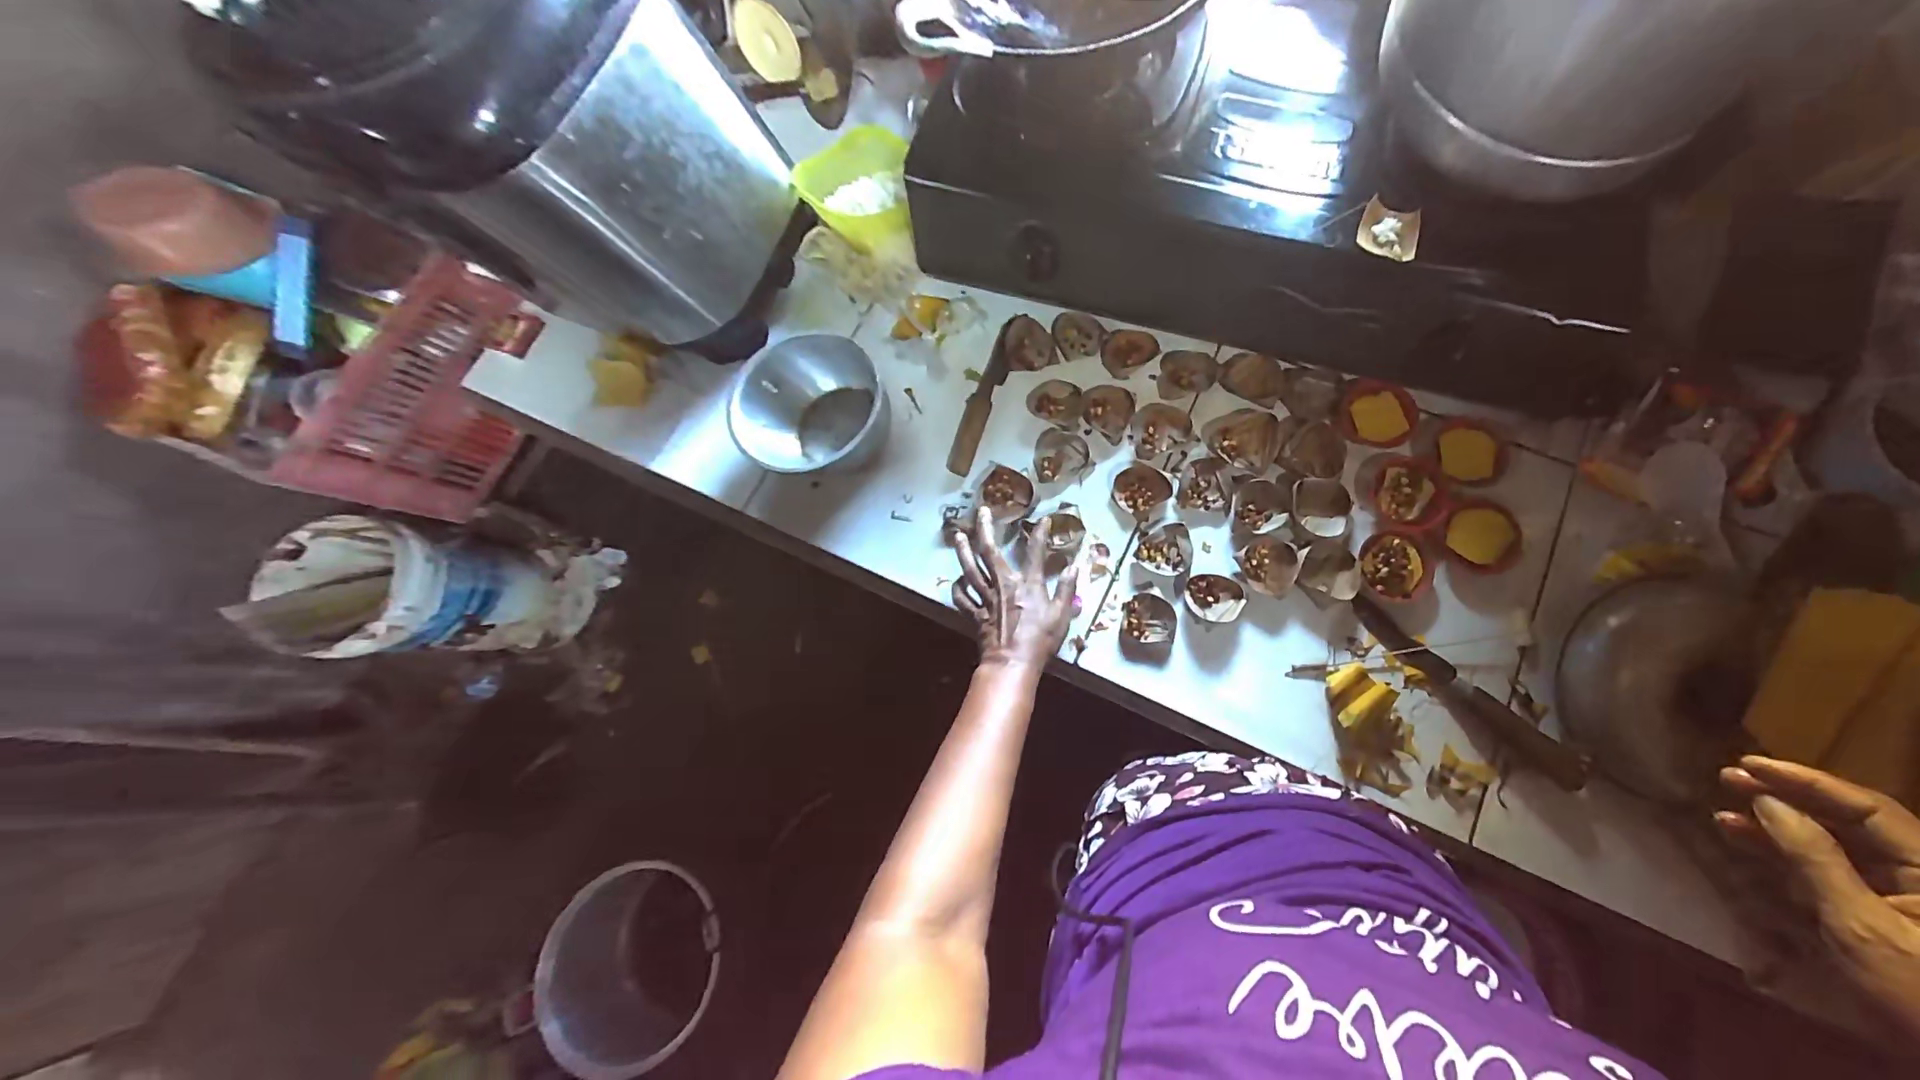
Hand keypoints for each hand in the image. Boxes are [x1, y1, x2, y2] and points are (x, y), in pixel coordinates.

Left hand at [949, 506, 1085, 670]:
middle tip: (981, 511)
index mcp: (1028, 584)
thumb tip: (1075, 567)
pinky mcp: (975, 613)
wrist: (1012, 662)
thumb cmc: (1040, 641)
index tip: (1044, 520)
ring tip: (958, 536)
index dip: (1040, 534)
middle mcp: (1004, 584)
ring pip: (970, 569)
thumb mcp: (1061, 616)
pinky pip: (962, 597)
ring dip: (963, 551)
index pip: (1035, 552)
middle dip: (985, 528)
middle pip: (990, 551)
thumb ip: (1067, 590)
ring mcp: (986, 598)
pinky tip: (956, 579)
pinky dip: (957, 587)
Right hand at [1716, 755, 1919, 1041]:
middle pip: (1853, 822)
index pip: (1870, 810)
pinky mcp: (1877, 912)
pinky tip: (1742, 835)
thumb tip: (1768, 802)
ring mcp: (1901, 895)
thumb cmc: (1917, 993)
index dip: (1809, 782)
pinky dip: (1783, 851)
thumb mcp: (1861, 927)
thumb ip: (1815, 859)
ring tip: (1726, 806)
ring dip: (1777, 823)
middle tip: (1730, 776)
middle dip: (1789, 797)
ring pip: (1835, 844)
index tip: (1750, 764)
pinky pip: (1827, 869)